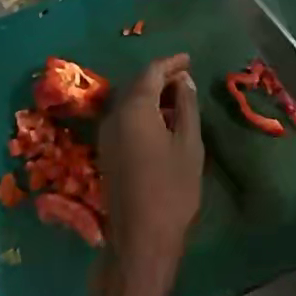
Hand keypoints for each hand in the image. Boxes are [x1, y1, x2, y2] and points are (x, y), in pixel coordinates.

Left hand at [98, 53, 203, 278]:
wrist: (142, 236)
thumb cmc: (172, 189)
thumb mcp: (188, 144)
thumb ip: (186, 106)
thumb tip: (183, 80)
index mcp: (134, 108)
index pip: (151, 72)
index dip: (171, 62)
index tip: (189, 59)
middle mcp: (114, 114)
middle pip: (136, 84)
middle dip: (160, 77)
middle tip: (186, 77)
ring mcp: (107, 133)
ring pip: (129, 101)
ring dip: (151, 94)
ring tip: (178, 97)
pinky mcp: (107, 149)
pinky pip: (124, 117)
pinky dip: (142, 110)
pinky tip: (162, 120)